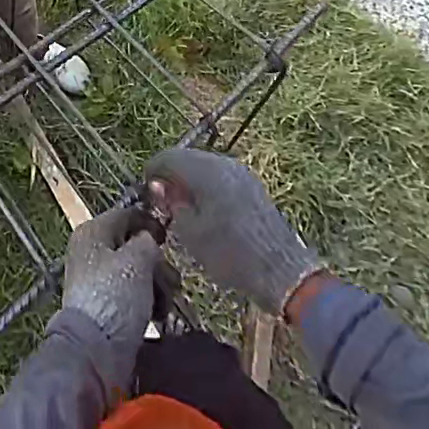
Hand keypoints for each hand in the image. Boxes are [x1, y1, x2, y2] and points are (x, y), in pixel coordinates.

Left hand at [62, 206, 161, 339]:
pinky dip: (148, 300)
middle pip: (134, 246)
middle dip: (157, 263)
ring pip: (137, 271)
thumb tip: (147, 240)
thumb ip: (147, 242)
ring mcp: (98, 279)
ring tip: (165, 302)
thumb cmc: (114, 296)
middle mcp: (92, 251)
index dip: (150, 222)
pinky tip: (158, 314)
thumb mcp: (136, 260)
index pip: (126, 215)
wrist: (94, 351)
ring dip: (157, 284)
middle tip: (170, 280)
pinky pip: (133, 294)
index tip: (170, 236)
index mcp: (92, 232)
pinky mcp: (107, 306)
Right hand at [143, 148, 322, 316]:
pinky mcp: (251, 185)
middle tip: (162, 199)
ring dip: (189, 180)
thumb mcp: (190, 233)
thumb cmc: (230, 254)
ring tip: (183, 206)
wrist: (282, 271)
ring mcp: (240, 172)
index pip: (167, 157)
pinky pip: (220, 176)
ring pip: (204, 167)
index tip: (146, 189)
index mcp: (205, 170)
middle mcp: (222, 163)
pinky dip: (207, 186)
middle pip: (186, 158)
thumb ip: (171, 203)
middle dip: (171, 174)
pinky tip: (205, 209)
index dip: (152, 171)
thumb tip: (159, 187)